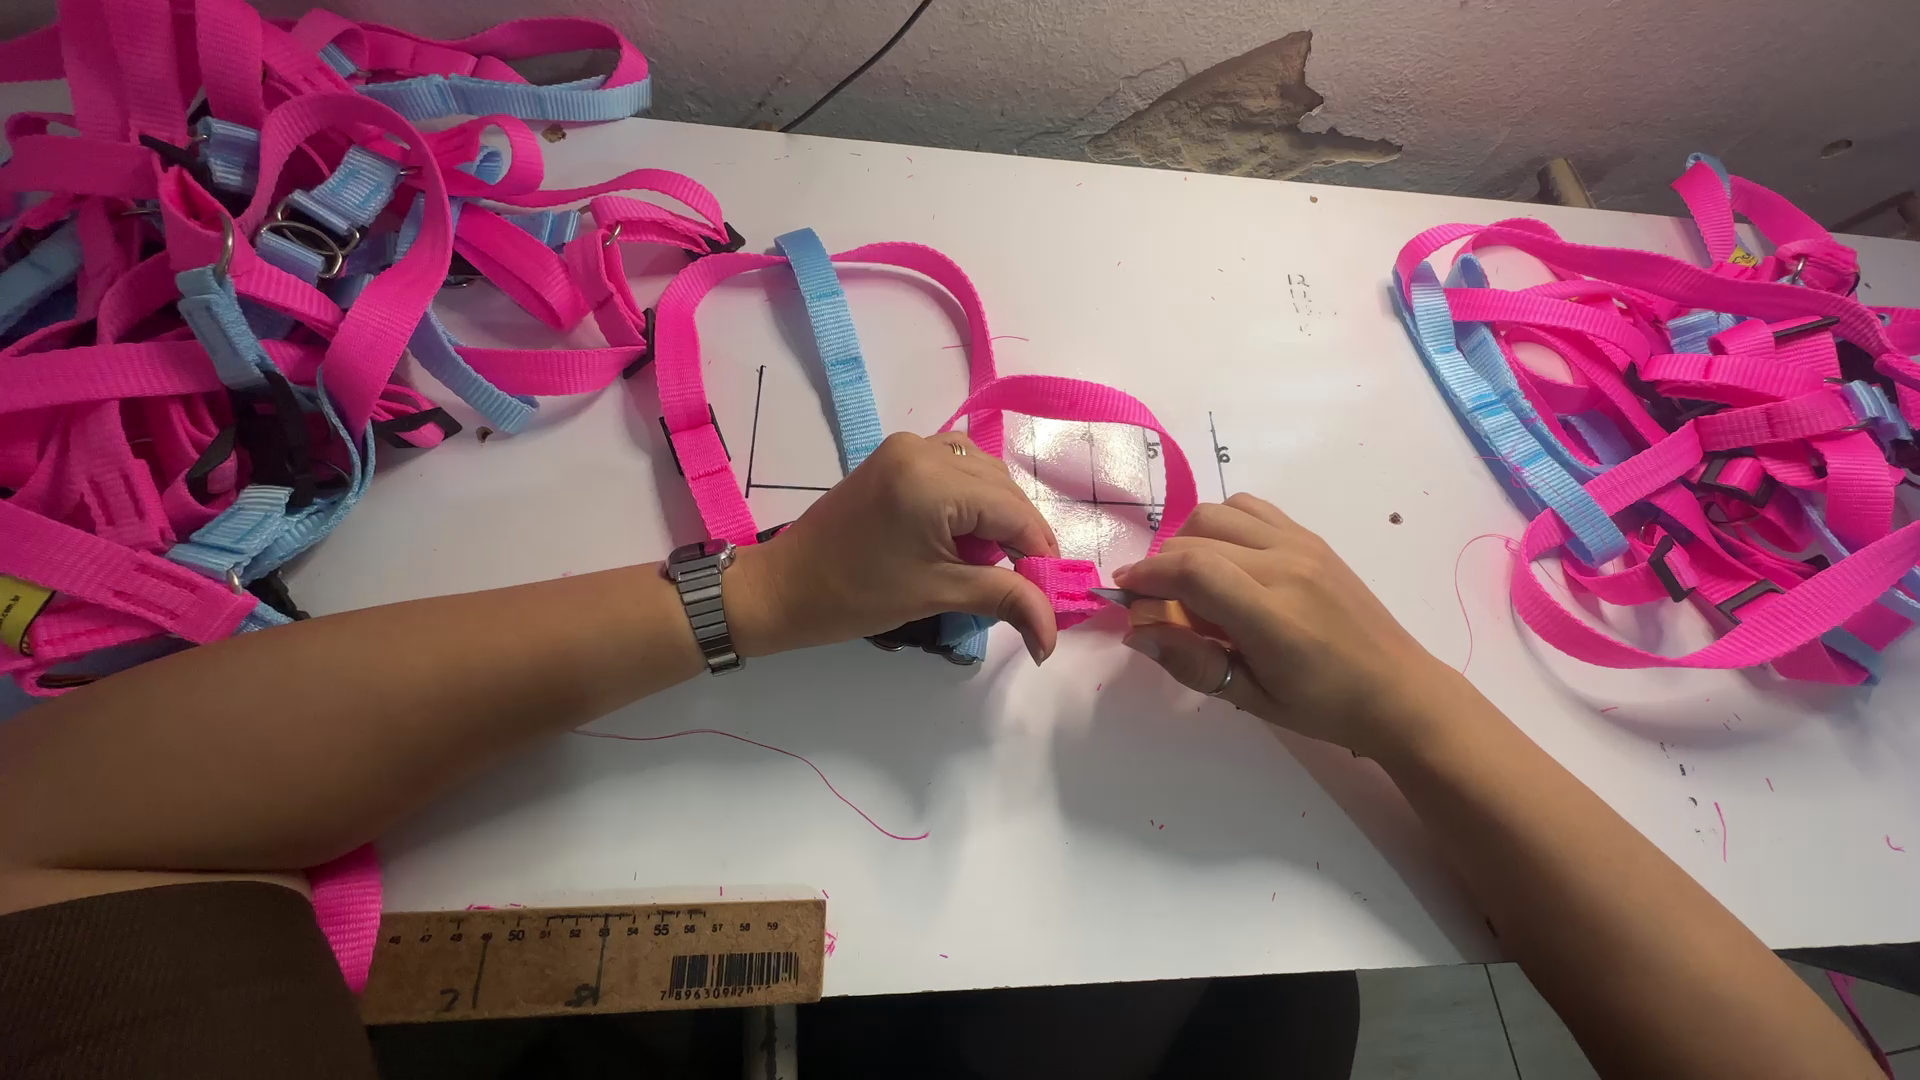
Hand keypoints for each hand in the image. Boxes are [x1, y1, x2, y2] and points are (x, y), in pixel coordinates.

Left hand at [730, 432, 1062, 662]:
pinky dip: (971, 499)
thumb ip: (1007, 601)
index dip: (1040, 552)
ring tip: (993, 561)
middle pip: (1002, 487)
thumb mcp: (939, 594)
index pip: (1014, 510)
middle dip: (1019, 535)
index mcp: (934, 480)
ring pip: (983, 473)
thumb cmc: (856, 595)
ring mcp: (907, 446)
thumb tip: (1054, 637)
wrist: (784, 587)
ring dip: (997, 516)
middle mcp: (924, 448)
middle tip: (1024, 582)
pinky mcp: (896, 456)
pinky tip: (967, 534)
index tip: (1051, 591)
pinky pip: (955, 467)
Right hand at [1112, 493, 1471, 758]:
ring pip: (1219, 512)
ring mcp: (1302, 545)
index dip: (1147, 575)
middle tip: (1153, 600)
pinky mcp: (1311, 537)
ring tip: (1187, 577)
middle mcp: (1286, 566)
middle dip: (1160, 564)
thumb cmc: (1324, 707)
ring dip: (1188, 539)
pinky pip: (1250, 508)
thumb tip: (1135, 632)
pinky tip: (1223, 557)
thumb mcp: (1251, 699)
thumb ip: (1191, 663)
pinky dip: (1221, 523)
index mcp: (1273, 615)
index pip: (1192, 570)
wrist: (1401, 691)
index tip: (1124, 592)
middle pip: (1197, 538)